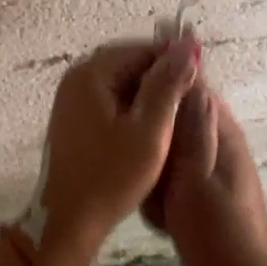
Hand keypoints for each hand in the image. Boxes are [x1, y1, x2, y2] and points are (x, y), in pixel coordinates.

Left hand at [29, 38, 200, 250]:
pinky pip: (109, 98)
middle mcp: (77, 75)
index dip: (173, 65)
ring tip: (172, 122)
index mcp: (91, 72)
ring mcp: (72, 95)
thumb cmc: (112, 176)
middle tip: (186, 110)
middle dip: (159, 80)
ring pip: (120, 82)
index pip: (141, 50)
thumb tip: (188, 46)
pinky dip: (131, 108)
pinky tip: (149, 131)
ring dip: (147, 96)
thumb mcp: (149, 132)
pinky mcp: (73, 115)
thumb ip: (168, 86)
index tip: (197, 90)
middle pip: (129, 62)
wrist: (69, 219)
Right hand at [143, 82, 266, 265]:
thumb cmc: (218, 231)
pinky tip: (152, 199)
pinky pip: (171, 166)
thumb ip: (192, 129)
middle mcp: (217, 136)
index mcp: (220, 129)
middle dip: (151, 125)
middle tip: (131, 145)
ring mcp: (209, 159)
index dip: (158, 78)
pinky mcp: (200, 181)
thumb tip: (189, 74)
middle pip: (174, 110)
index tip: (127, 89)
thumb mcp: (195, 178)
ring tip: (142, 179)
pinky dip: (160, 178)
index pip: (189, 81)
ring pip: (168, 140)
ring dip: (153, 156)